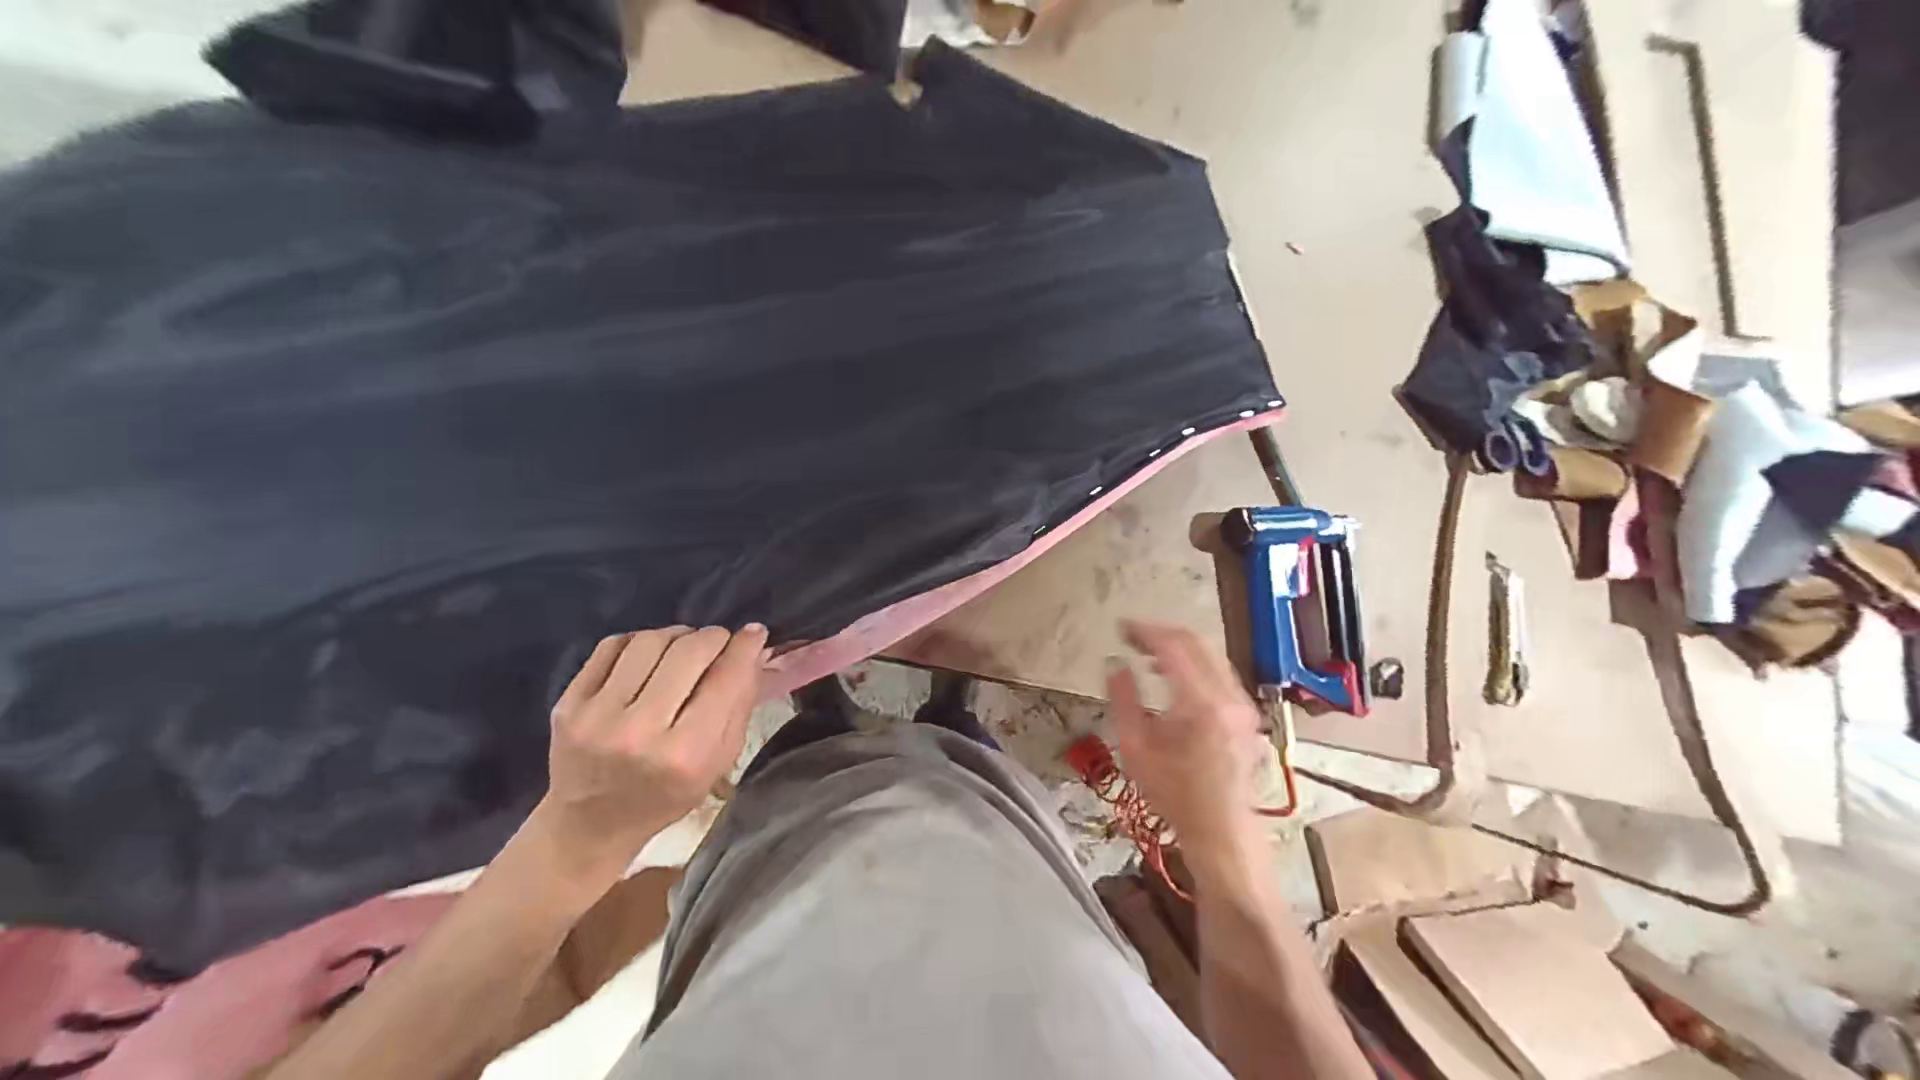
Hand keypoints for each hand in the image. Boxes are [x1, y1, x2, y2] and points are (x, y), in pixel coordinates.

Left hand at [528, 624, 768, 893]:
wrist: (590, 824)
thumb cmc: (667, 795)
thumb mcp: (719, 762)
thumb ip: (739, 704)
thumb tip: (753, 649)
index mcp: (686, 754)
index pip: (725, 678)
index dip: (745, 646)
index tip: (754, 633)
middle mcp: (640, 731)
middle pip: (689, 650)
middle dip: (714, 637)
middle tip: (719, 642)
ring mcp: (598, 715)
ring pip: (651, 640)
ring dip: (677, 636)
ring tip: (683, 650)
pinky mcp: (569, 704)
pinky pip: (613, 646)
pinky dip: (640, 641)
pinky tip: (649, 657)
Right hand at [1106, 619, 1267, 879]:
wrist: (1221, 831)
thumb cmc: (1175, 796)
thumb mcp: (1134, 748)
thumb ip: (1123, 699)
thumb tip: (1115, 666)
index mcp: (1200, 703)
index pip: (1173, 646)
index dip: (1144, 631)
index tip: (1121, 628)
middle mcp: (1228, 697)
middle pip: (1196, 643)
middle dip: (1162, 633)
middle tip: (1132, 635)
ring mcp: (1243, 706)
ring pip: (1211, 655)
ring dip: (1178, 647)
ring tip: (1148, 653)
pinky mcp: (1246, 715)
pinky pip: (1219, 673)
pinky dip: (1194, 664)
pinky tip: (1174, 676)